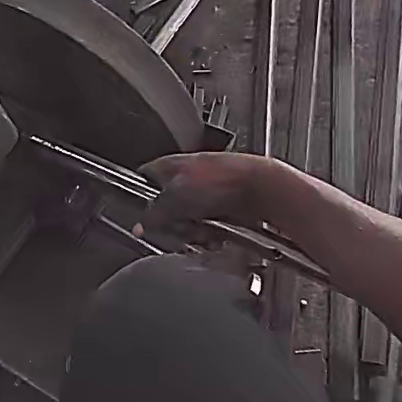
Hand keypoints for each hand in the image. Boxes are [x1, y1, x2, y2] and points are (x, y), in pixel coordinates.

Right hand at [138, 151, 286, 230]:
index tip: (145, 218)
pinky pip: (206, 229)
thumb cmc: (222, 179)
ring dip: (193, 233)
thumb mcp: (175, 198)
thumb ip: (154, 213)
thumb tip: (140, 224)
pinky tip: (216, 236)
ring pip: (186, 222)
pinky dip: (209, 236)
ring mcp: (206, 193)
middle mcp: (187, 178)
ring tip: (204, 233)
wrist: (261, 188)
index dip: (141, 199)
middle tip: (181, 227)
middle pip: (165, 209)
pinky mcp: (222, 209)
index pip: (144, 180)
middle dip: (173, 225)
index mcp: (171, 165)